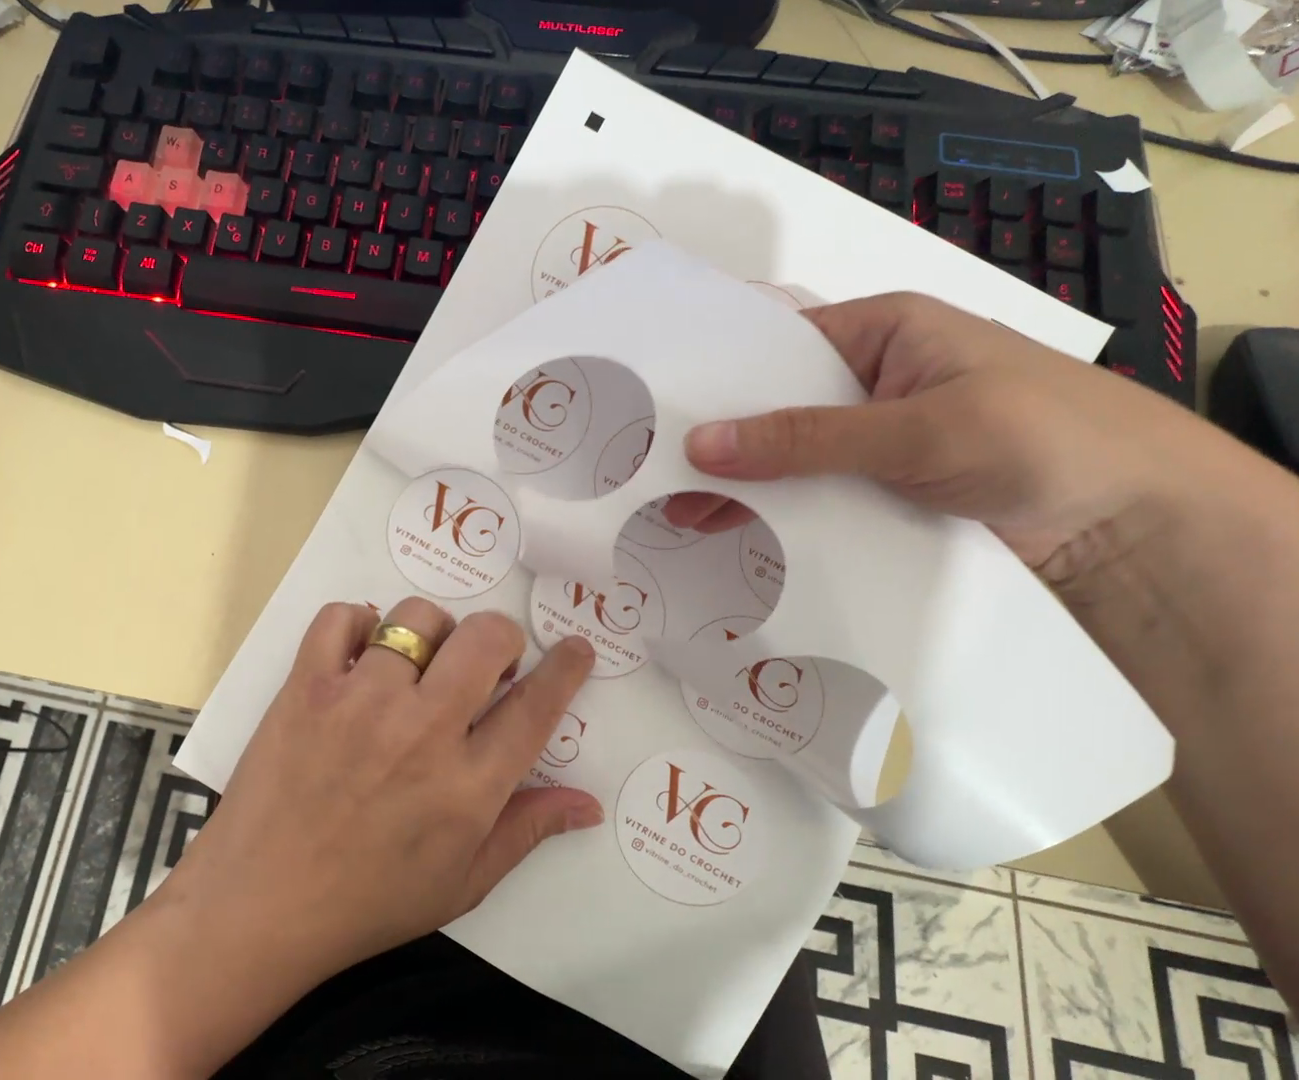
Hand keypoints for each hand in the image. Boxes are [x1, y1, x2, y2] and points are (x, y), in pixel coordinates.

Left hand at [154, 597, 600, 990]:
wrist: (261, 904)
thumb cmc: (367, 903)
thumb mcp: (460, 884)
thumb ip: (525, 833)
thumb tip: (587, 802)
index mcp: (468, 786)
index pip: (536, 707)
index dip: (566, 668)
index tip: (575, 648)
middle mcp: (421, 731)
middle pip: (485, 640)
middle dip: (502, 637)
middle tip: (488, 660)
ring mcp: (360, 702)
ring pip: (416, 619)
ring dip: (431, 631)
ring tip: (419, 660)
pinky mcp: (306, 687)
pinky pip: (339, 618)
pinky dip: (356, 620)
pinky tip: (360, 650)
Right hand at [661, 292, 1224, 583]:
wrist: (1138, 528)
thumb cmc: (1044, 440)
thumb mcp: (919, 430)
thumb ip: (807, 438)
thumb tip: (699, 444)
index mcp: (883, 333)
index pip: (777, 341)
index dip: (716, 366)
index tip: (650, 396)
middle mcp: (871, 381)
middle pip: (773, 403)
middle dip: (715, 435)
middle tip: (642, 466)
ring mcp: (874, 440)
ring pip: (787, 455)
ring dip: (738, 482)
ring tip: (671, 512)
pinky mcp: (878, 490)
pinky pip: (811, 494)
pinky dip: (773, 511)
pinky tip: (725, 532)